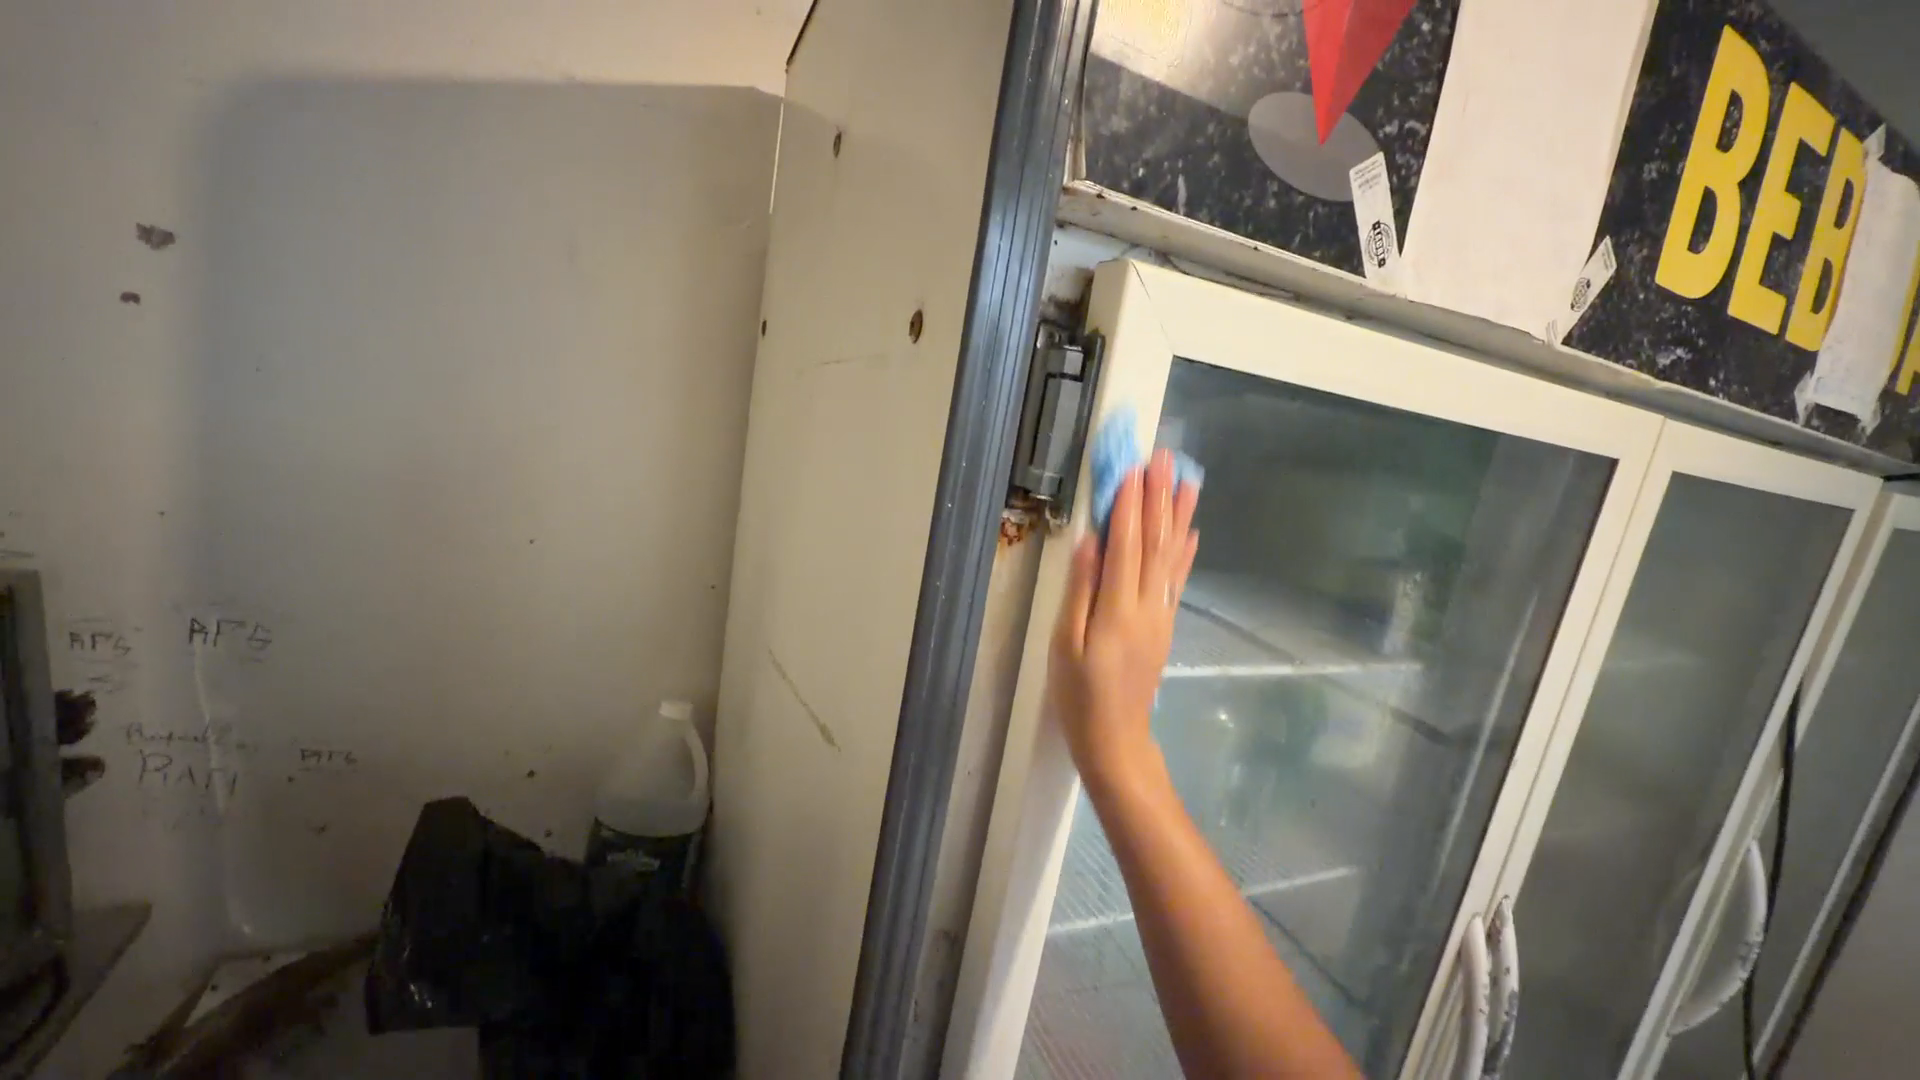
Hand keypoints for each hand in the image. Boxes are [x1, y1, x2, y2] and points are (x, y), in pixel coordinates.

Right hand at [1049, 449, 1199, 788]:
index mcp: (1117, 609)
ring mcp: (1160, 616)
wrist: (1116, 740)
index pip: (1125, 545)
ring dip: (1179, 516)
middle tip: (1165, 459)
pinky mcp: (1164, 626)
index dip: (1129, 505)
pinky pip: (1177, 581)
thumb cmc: (1079, 695)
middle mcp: (1146, 606)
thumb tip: (1090, 542)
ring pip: (1172, 556)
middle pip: (1154, 543)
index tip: (1134, 468)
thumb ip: (1078, 592)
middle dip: (1158, 498)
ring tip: (1188, 481)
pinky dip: (1185, 553)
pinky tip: (1192, 532)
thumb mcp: (1065, 646)